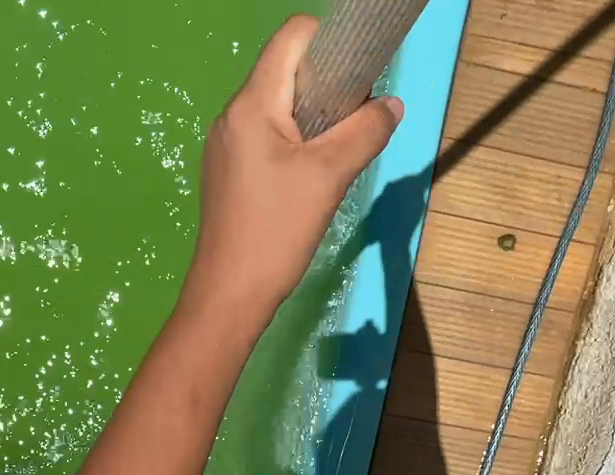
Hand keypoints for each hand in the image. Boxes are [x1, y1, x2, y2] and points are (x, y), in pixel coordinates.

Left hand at [182, 15, 403, 320]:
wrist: (228, 297)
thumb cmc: (275, 234)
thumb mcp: (329, 178)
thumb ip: (365, 132)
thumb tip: (390, 106)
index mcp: (250, 105)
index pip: (293, 37)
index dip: (331, 43)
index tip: (357, 81)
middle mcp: (230, 117)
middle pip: (286, 72)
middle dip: (326, 88)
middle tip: (351, 128)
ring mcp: (224, 149)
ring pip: (277, 111)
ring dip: (312, 122)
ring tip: (332, 162)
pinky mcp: (226, 177)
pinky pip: (265, 142)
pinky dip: (293, 148)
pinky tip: (307, 183)